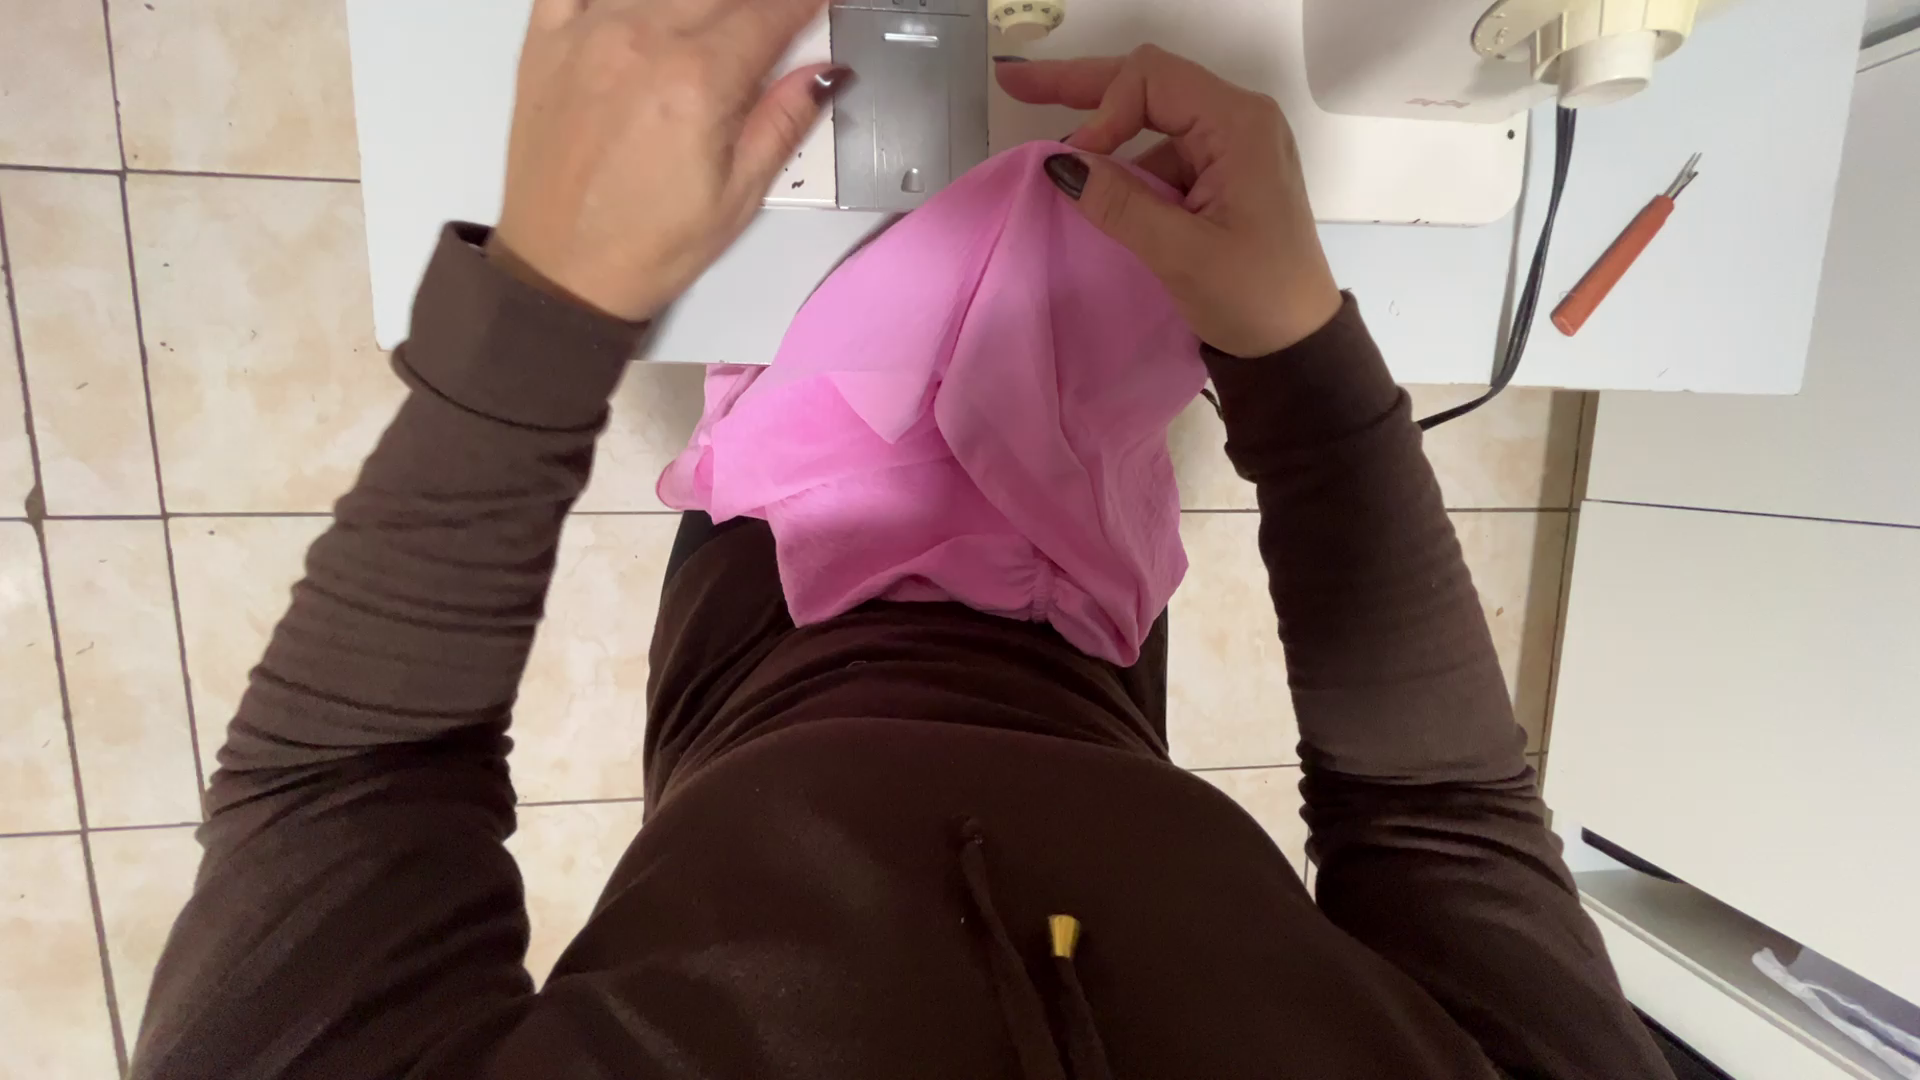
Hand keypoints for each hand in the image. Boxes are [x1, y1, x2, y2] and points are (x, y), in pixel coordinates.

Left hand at [492, 0, 851, 320]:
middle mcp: (641, 35)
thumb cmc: (658, 243)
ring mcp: (586, 25)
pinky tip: (655, 5)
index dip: (805, 1)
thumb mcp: (740, 197)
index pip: (769, 13)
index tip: (824, 0)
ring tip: (724, 18)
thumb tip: (827, 72)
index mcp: (698, 82)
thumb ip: (783, 123)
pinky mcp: (547, 31)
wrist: (566, 266)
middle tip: (778, 13)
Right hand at [996, 47, 1340, 356]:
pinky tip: (1100, 197)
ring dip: (1104, 143)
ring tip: (1058, 168)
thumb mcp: (1181, 253)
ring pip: (1149, 125)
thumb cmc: (1252, 296)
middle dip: (1079, 87)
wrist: (1293, 341)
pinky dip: (1125, 175)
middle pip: (1147, 85)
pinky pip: (1161, 161)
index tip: (1073, 165)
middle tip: (1015, 84)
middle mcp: (1235, 121)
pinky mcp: (1219, 179)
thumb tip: (1059, 164)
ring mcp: (1228, 149)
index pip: (1151, 78)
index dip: (1102, 111)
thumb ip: (1120, 204)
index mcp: (1238, 124)